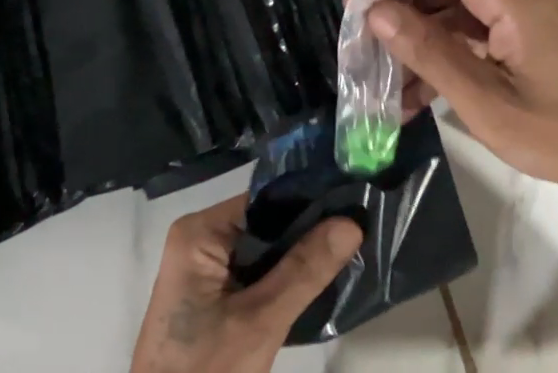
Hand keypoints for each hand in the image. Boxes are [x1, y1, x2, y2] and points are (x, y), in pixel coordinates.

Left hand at [130, 194, 361, 372]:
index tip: (354, 207)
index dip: (308, 203)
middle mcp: (199, 239)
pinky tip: (317, 282)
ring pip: (264, 250)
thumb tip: (352, 222)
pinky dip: (282, 280)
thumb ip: (304, 270)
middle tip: (359, 234)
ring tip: (348, 253)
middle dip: (307, 233)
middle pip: (265, 224)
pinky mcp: (212, 295)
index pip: (264, 201)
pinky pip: (254, 273)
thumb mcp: (260, 321)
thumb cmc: (206, 369)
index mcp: (199, 232)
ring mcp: (204, 268)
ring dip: (298, 258)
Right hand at [353, 0, 557, 194]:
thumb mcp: (487, 103)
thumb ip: (429, 53)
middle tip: (363, 57)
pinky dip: (436, 54)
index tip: (356, 15)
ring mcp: (513, 11)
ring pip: (444, 4)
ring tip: (384, 89)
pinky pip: (464, 28)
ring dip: (410, 38)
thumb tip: (375, 13)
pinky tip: (415, 98)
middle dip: (392, 9)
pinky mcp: (516, 33)